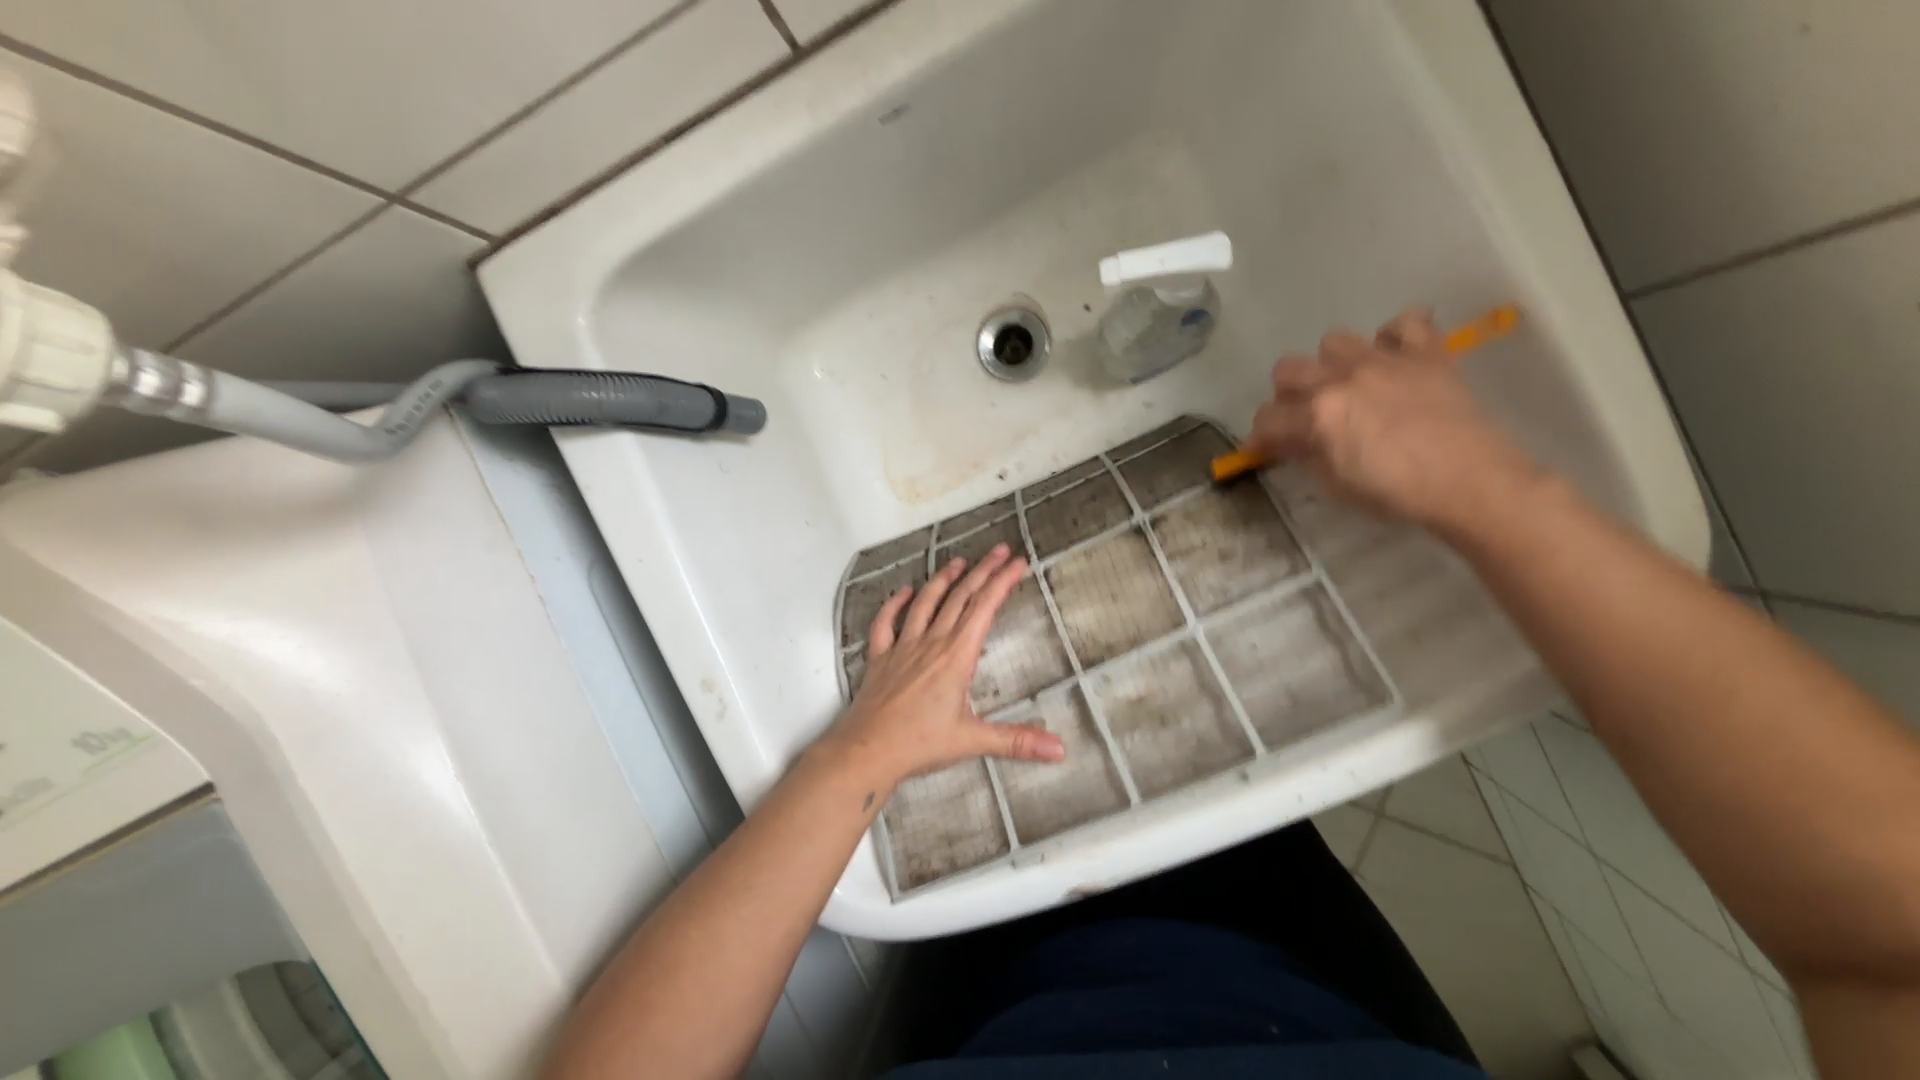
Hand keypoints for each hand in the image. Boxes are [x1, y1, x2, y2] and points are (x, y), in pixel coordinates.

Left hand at [822, 543, 1065, 791]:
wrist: (867, 751)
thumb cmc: (919, 744)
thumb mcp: (973, 741)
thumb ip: (1017, 741)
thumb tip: (1059, 749)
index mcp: (956, 656)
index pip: (984, 608)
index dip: (1002, 582)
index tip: (1018, 563)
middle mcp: (930, 643)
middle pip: (959, 598)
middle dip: (982, 571)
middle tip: (999, 550)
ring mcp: (902, 647)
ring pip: (925, 603)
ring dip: (943, 580)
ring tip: (958, 562)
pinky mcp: (880, 658)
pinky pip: (885, 623)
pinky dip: (894, 604)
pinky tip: (904, 592)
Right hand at [1247, 308, 1540, 532]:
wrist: (1471, 482)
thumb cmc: (1399, 494)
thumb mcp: (1339, 486)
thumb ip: (1308, 458)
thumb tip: (1291, 445)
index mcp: (1318, 415)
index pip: (1268, 419)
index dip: (1261, 437)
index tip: (1266, 449)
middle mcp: (1342, 378)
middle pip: (1287, 369)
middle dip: (1286, 394)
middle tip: (1304, 415)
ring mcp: (1385, 360)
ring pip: (1334, 341)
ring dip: (1332, 364)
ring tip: (1349, 385)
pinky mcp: (1426, 353)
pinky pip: (1405, 323)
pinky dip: (1395, 337)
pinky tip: (1395, 358)